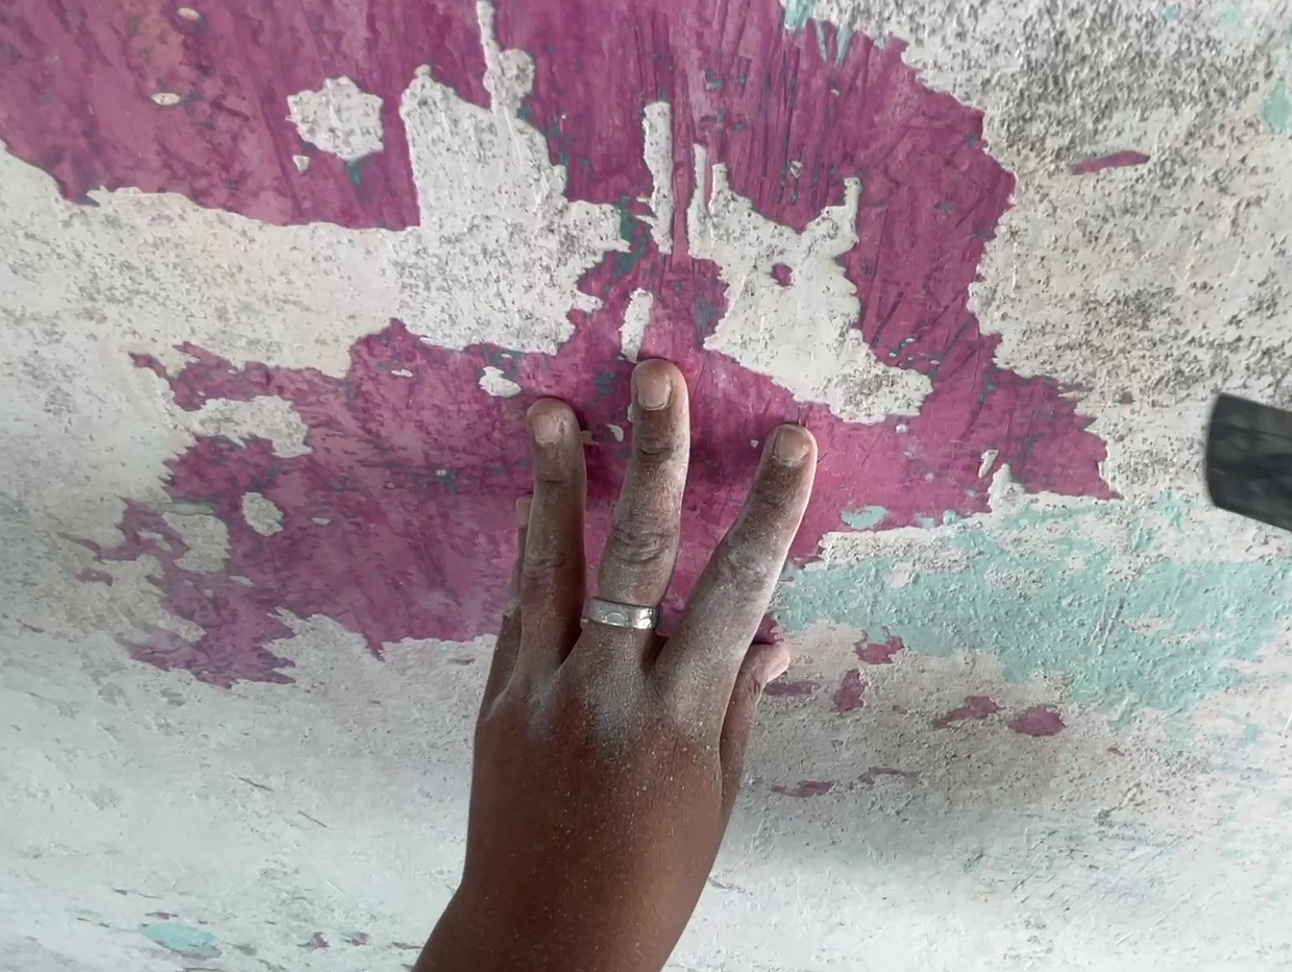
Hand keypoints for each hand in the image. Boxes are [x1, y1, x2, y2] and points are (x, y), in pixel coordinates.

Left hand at [415, 359, 817, 971]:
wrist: (538, 944)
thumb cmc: (651, 872)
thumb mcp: (717, 793)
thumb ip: (740, 700)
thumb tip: (773, 634)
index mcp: (680, 713)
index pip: (740, 590)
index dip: (772, 510)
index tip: (793, 442)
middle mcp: (607, 685)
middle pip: (636, 552)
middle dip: (653, 455)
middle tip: (656, 376)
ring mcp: (541, 684)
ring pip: (551, 562)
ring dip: (552, 478)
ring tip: (550, 408)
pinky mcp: (498, 694)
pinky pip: (522, 602)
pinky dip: (534, 541)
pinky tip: (535, 490)